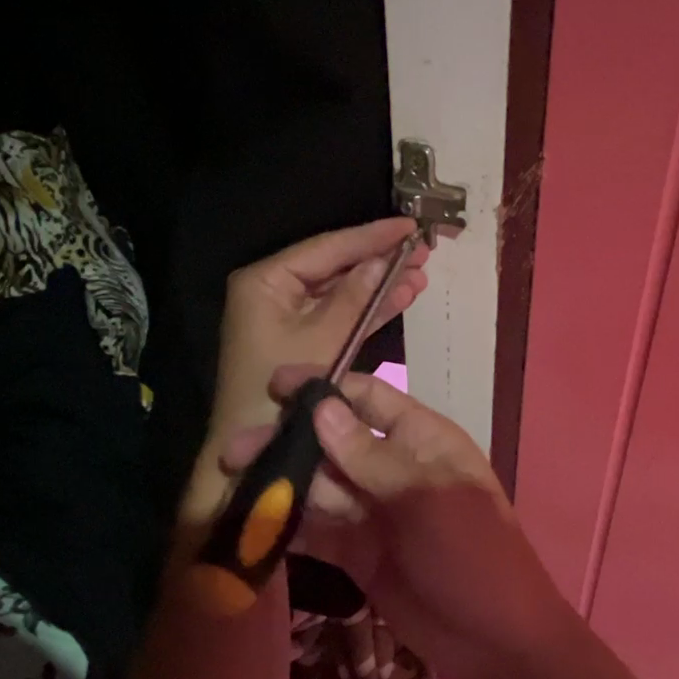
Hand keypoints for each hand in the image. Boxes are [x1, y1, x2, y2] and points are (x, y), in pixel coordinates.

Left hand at [211, 218, 429, 436]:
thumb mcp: (322, 340)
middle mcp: (275, 291)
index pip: (326, 248)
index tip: (409, 227)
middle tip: (424, 251)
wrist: (255, 452)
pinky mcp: (302, 340)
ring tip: (422, 274)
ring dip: (380, 285)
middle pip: (335, 266)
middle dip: (380, 260)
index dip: (370, 237)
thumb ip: (354, 299)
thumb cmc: (279, 392)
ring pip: (342, 292)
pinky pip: (340, 316)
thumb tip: (384, 262)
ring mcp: (289, 317)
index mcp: (267, 281)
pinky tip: (403, 297)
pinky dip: (369, 310)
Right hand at [221, 365, 578, 678]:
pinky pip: (315, 531)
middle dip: (286, 442)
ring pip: (317, 487)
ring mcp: (373, 513)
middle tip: (233, 450)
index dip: (323, 390)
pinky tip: (248, 523)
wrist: (494, 640)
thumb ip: (371, 456)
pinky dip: (284, 526)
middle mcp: (392, 470)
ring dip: (278, 483)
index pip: (368, 399)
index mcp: (422, 442)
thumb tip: (320, 408)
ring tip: (231, 482)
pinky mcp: (356, 554)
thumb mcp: (427, 499)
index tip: (273, 388)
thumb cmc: (472, 556)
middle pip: (331, 443)